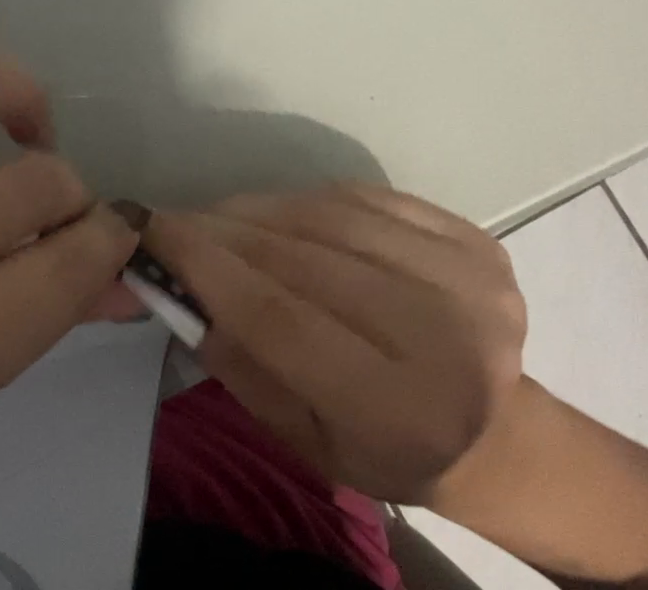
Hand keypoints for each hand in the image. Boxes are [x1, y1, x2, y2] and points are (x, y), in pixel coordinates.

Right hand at [140, 184, 525, 503]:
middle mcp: (442, 337)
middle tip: (170, 221)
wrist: (497, 436)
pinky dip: (307, 198)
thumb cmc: (382, 449)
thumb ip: (237, 364)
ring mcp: (467, 280)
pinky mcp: (474, 243)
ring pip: (328, 217)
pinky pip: (365, 199)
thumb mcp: (297, 436)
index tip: (150, 233)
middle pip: (300, 259)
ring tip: (217, 217)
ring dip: (257, 208)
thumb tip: (177, 287)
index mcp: (396, 408)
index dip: (206, 267)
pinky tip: (279, 214)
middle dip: (220, 231)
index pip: (278, 317)